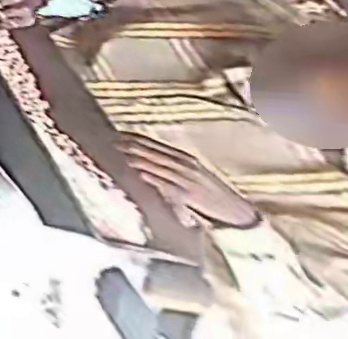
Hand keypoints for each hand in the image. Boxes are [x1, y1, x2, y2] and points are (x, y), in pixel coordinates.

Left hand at [120, 132, 260, 228]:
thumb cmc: (210, 190)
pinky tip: (136, 174)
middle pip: (145, 150)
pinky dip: (146, 177)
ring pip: (149, 164)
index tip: (111, 133)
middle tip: (108, 143)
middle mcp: (182, 163)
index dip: (128, 136)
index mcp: (183, 156)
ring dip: (131, 160)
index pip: (148, 140)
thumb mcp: (191, 169)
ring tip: (115, 157)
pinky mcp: (186, 193)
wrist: (239, 213)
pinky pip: (160, 182)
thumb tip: (138, 149)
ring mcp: (184, 178)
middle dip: (125, 146)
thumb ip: (168, 159)